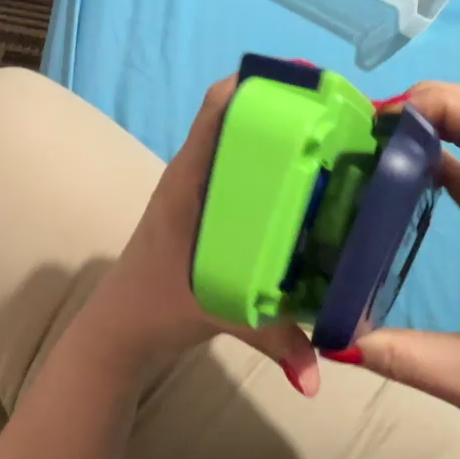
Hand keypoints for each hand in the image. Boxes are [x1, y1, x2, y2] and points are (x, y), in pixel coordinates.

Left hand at [76, 75, 321, 395]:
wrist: (121, 324)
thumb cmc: (155, 305)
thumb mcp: (215, 316)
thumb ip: (270, 340)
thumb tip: (320, 377)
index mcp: (188, 179)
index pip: (215, 110)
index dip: (254, 85)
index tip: (304, 81)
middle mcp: (193, 171)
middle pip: (235, 116)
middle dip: (283, 106)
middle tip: (338, 111)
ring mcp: (198, 183)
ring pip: (239, 140)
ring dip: (278, 129)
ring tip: (334, 132)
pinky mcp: (206, 201)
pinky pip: (240, 164)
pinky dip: (269, 159)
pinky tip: (310, 174)